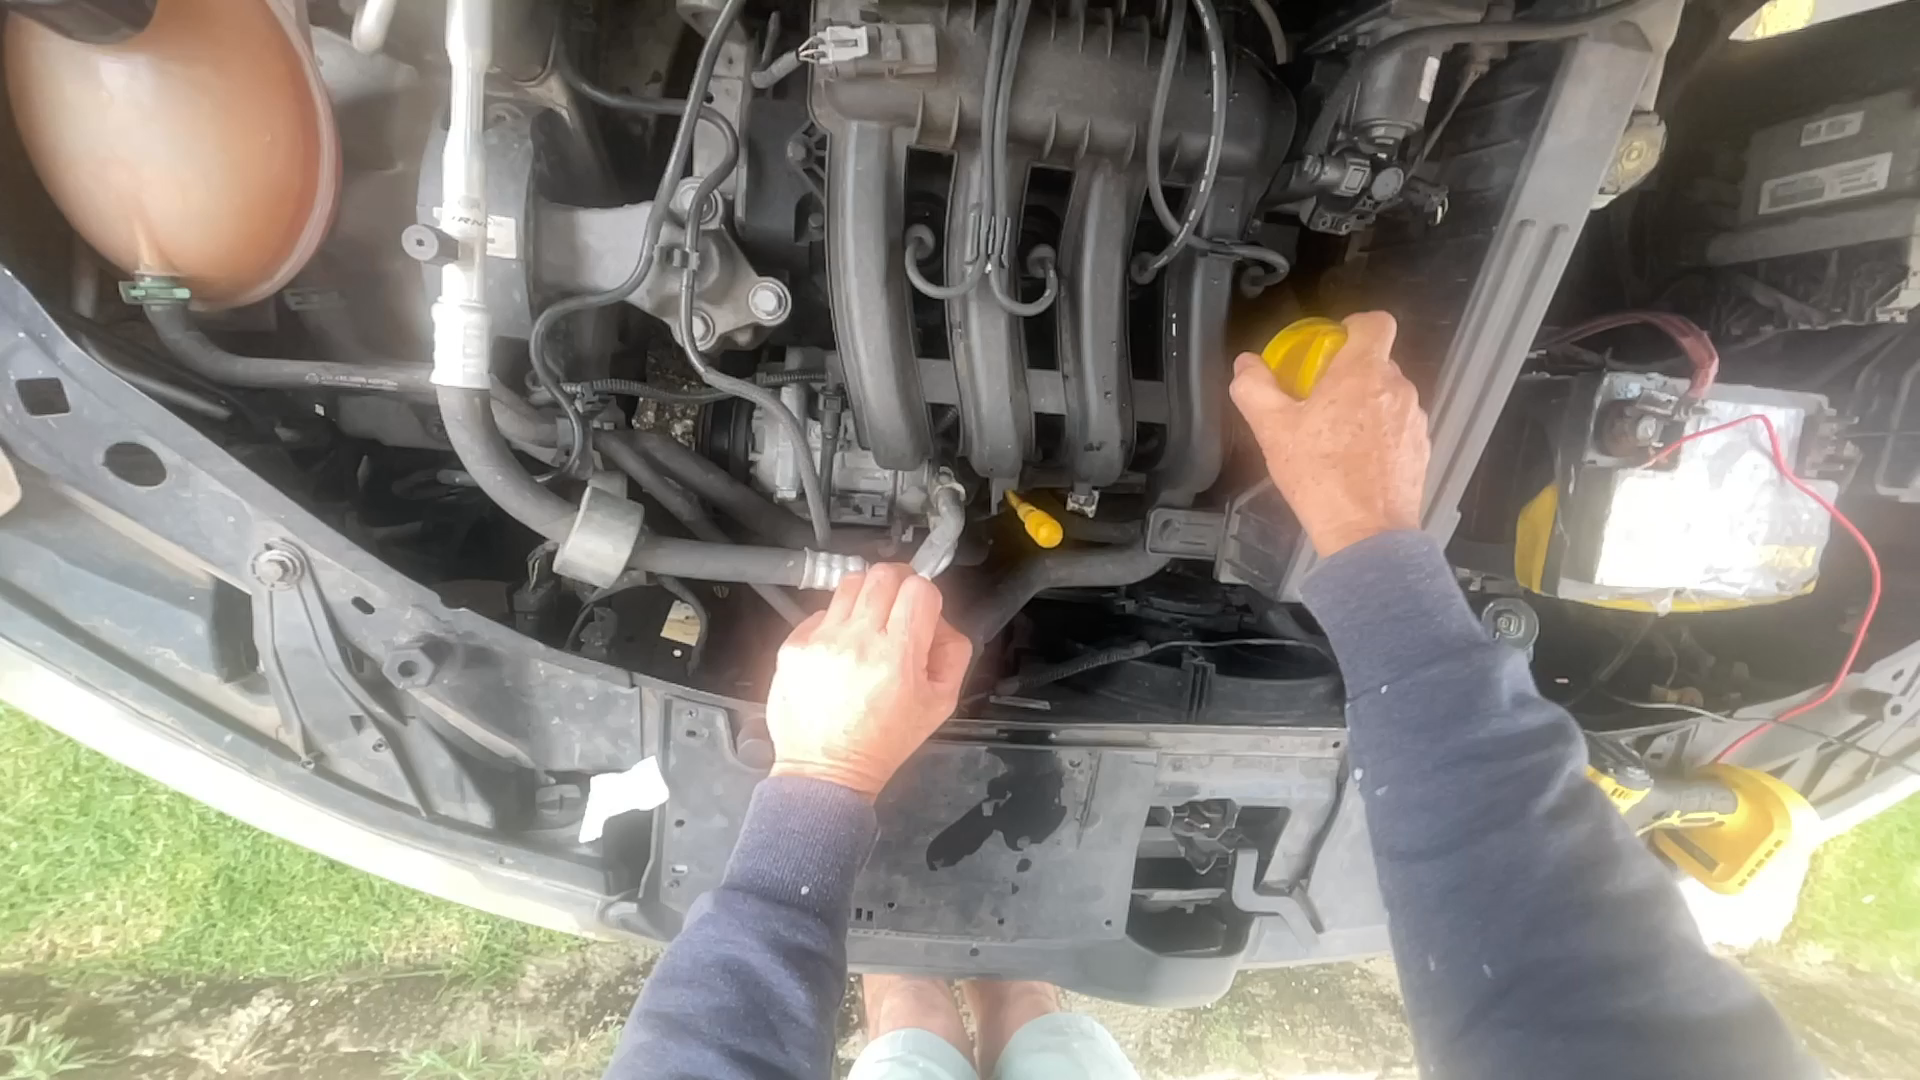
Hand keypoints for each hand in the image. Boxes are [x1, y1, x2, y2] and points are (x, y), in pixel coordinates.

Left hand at [765, 564, 973, 798]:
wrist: (826, 771)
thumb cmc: (883, 740)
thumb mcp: (941, 702)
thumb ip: (954, 651)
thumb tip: (940, 619)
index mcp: (897, 655)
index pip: (919, 588)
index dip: (926, 595)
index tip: (922, 610)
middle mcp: (857, 641)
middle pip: (883, 574)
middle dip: (898, 584)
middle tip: (898, 607)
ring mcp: (821, 640)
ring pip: (850, 583)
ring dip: (866, 597)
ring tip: (869, 625)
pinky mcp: (794, 646)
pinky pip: (820, 611)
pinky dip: (836, 622)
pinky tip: (842, 649)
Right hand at [1228, 311, 1430, 556]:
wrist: (1364, 530)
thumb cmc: (1317, 473)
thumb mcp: (1271, 429)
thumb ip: (1254, 388)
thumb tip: (1246, 365)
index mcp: (1362, 373)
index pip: (1375, 323)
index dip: (1353, 327)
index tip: (1332, 345)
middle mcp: (1398, 388)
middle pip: (1376, 363)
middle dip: (1347, 375)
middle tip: (1315, 403)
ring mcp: (1414, 419)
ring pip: (1386, 396)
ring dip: (1361, 407)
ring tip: (1331, 439)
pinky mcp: (1421, 448)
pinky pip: (1396, 427)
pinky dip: (1376, 435)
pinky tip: (1352, 463)